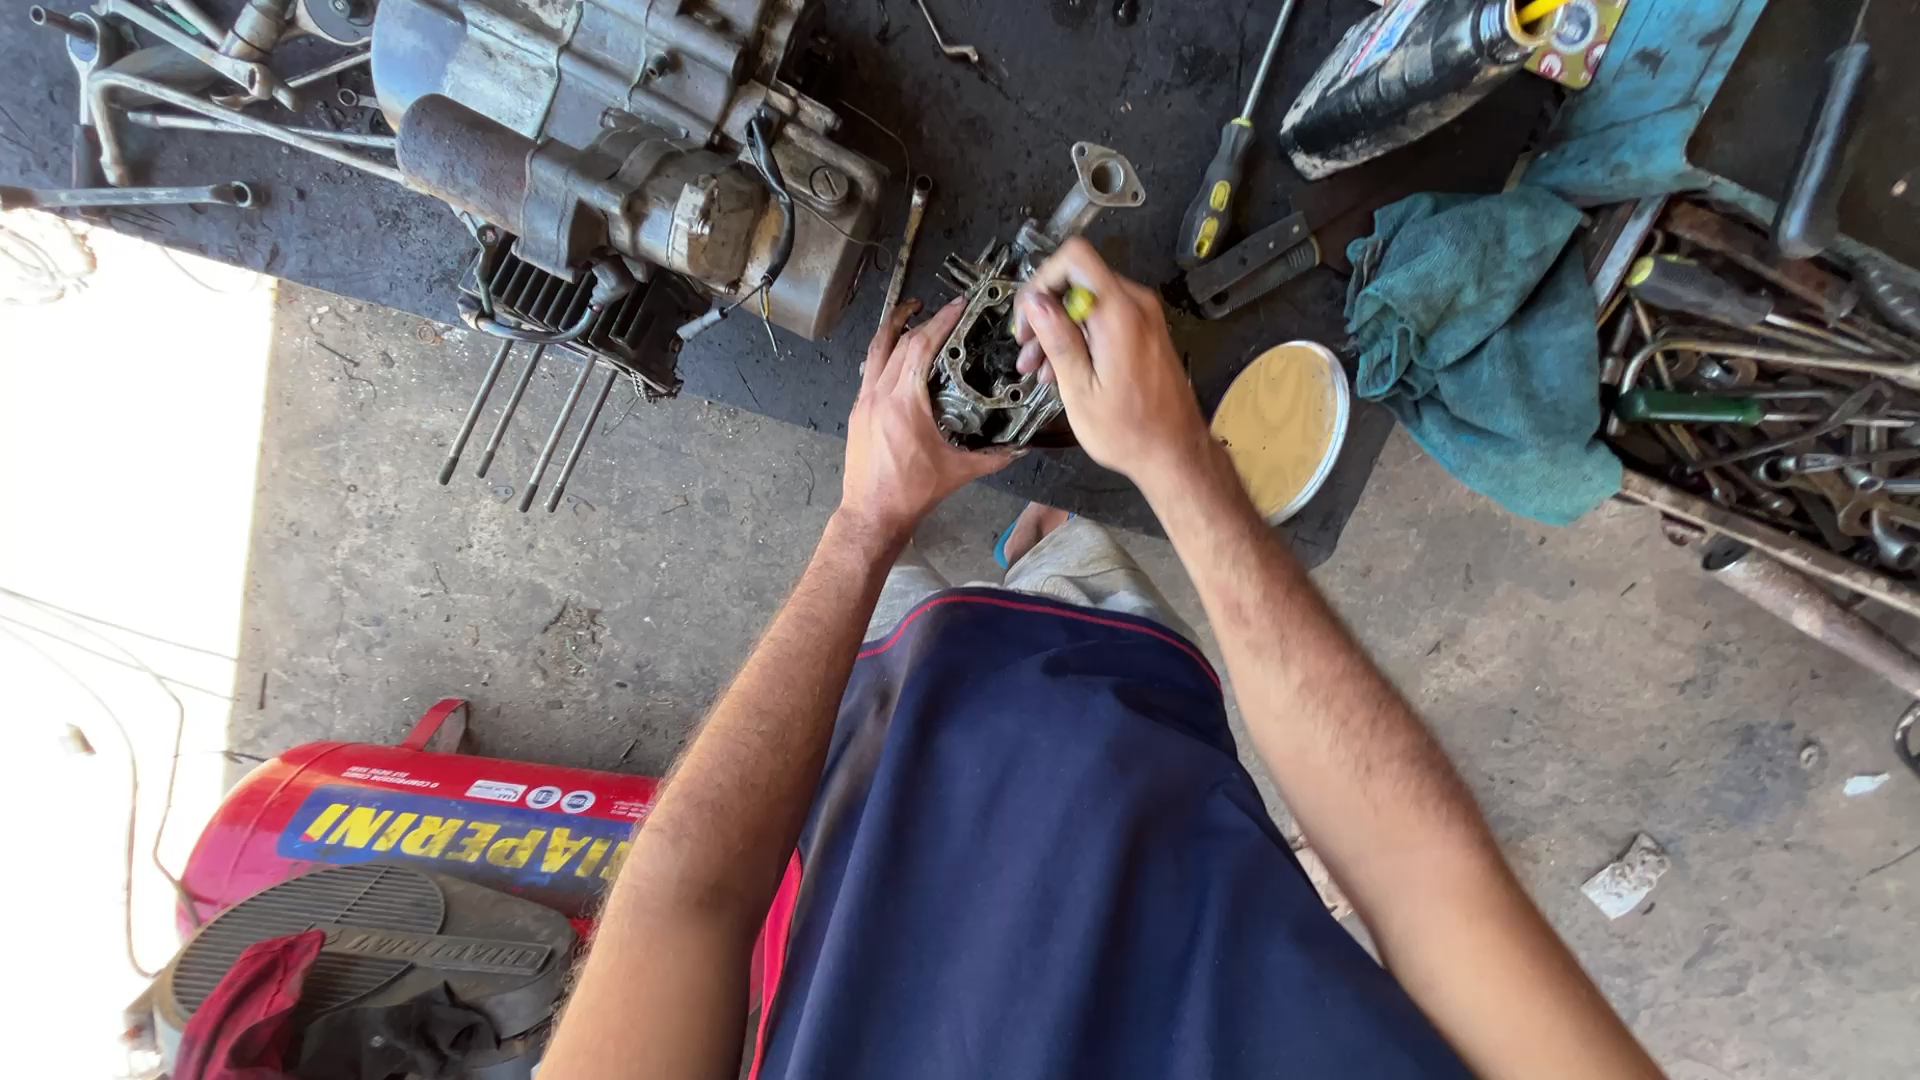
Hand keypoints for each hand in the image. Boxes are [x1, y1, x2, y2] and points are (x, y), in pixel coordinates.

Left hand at [840, 296, 1016, 544]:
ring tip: (907, 314)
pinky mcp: (857, 413)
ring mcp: (863, 403)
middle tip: (936, 308)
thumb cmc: (910, 493)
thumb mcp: (957, 472)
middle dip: (918, 319)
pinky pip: (868, 372)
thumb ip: (992, 457)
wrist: (872, 514)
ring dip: (892, 329)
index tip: (957, 307)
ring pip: (874, 352)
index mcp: (904, 403)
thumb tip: (1019, 450)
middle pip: (898, 342)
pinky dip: (882, 355)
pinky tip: (895, 356)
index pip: (921, 347)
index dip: (941, 322)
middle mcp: (879, 396)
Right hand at [1014, 238, 1210, 491]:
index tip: (1028, 320)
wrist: (1173, 453)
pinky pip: (1104, 320)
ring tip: (1037, 369)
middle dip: (1045, 312)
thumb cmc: (1128, 431)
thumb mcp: (1079, 390)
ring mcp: (1144, 318)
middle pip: (1078, 280)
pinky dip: (1080, 338)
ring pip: (1088, 302)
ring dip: (1058, 329)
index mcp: (1119, 314)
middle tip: (1026, 350)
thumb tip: (1035, 301)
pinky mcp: (1145, 333)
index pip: (1074, 258)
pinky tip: (1063, 370)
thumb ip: (1058, 339)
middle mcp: (1136, 305)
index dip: (1041, 282)